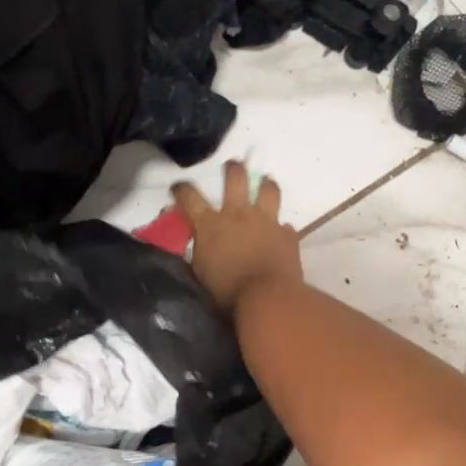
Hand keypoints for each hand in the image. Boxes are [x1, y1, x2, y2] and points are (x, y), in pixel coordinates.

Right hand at [172, 160, 301, 312]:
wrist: (267, 298)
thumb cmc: (226, 292)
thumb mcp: (200, 273)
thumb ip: (199, 254)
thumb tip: (198, 247)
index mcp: (210, 224)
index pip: (190, 196)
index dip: (182, 189)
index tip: (178, 187)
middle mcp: (238, 214)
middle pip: (236, 177)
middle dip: (233, 168)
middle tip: (232, 167)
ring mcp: (266, 222)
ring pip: (268, 189)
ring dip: (266, 184)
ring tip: (265, 183)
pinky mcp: (287, 235)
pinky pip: (285, 225)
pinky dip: (281, 228)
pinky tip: (280, 233)